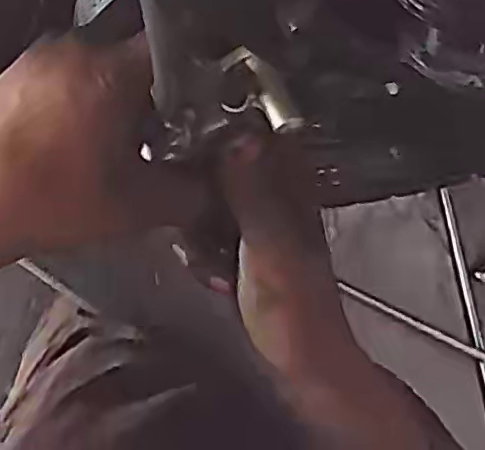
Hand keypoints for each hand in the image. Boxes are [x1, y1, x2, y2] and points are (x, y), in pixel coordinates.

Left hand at [0, 34, 208, 305]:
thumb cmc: (44, 201)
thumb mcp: (131, 207)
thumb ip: (188, 191)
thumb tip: (215, 182)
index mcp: (112, 70)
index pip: (175, 38)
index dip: (202, 57)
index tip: (210, 80)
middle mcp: (81, 45)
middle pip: (140, 35)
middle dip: (160, 65)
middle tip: (167, 103)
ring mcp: (48, 48)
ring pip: (105, 45)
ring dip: (120, 72)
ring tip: (120, 117)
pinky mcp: (25, 60)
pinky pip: (73, 56)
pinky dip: (88, 77)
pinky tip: (81, 117)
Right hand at [219, 132, 458, 448]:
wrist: (302, 363)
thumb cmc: (295, 304)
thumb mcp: (271, 242)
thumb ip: (253, 190)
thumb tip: (238, 135)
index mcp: (285, 171)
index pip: (241, 121)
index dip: (208, 125)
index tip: (182, 148)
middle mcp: (267, 179)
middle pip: (210, 152)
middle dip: (190, 187)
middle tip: (195, 224)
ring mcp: (250, 206)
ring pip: (198, 187)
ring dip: (191, 222)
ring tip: (209, 257)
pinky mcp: (234, 232)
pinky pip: (197, 218)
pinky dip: (195, 243)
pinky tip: (209, 269)